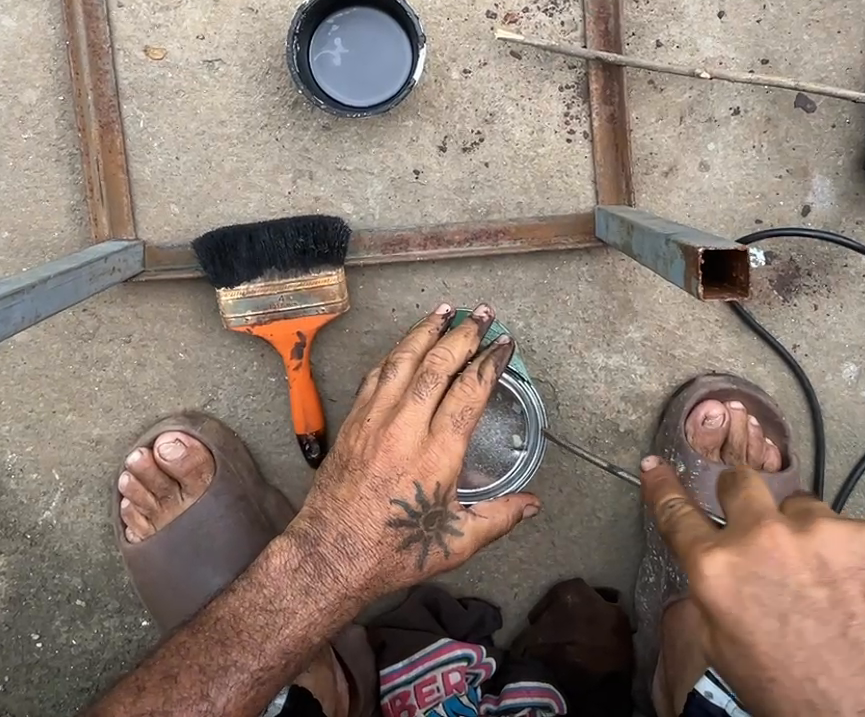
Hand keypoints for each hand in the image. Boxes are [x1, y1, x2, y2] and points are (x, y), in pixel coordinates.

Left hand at [283, 303, 540, 603]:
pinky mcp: (353, 420)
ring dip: (426, 331)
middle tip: (480, 313)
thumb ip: (498, 517)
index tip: (502, 343)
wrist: (331, 554)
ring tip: (443, 310)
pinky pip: (376, 374)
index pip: (469, 391)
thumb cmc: (394, 551)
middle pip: (438, 364)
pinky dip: (395, 353)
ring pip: (403, 360)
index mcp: (437, 453)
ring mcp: (375, 418)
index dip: (489, 361)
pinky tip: (405, 344)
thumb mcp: (457, 543)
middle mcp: (406, 427)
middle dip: (463, 334)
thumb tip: (533, 503)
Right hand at [640, 460, 864, 716]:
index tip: (655, 466)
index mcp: (718, 571)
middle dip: (745, 498)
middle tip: (762, 529)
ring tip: (828, 580)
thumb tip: (711, 573)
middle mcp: (763, 538)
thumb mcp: (729, 658)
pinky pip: (850, 529)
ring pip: (801, 506)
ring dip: (805, 532)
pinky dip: (852, 553)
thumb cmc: (804, 702)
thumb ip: (712, 601)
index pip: (675, 513)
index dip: (662, 486)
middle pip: (740, 481)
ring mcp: (820, 531)